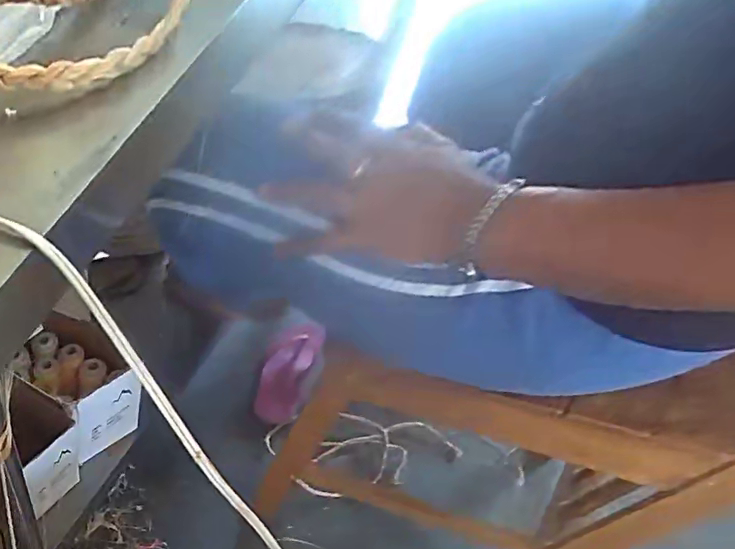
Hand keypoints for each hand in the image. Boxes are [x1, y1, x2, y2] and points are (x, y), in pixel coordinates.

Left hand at [261, 110, 498, 264]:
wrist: (473, 220)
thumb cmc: (462, 183)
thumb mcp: (442, 149)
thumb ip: (414, 137)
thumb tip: (395, 128)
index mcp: (394, 149)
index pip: (357, 127)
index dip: (331, 120)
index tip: (308, 113)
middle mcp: (372, 173)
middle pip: (333, 152)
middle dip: (308, 139)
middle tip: (284, 130)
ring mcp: (362, 205)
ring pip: (317, 196)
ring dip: (288, 192)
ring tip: (261, 191)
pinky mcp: (359, 235)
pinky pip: (322, 241)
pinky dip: (298, 246)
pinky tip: (276, 250)